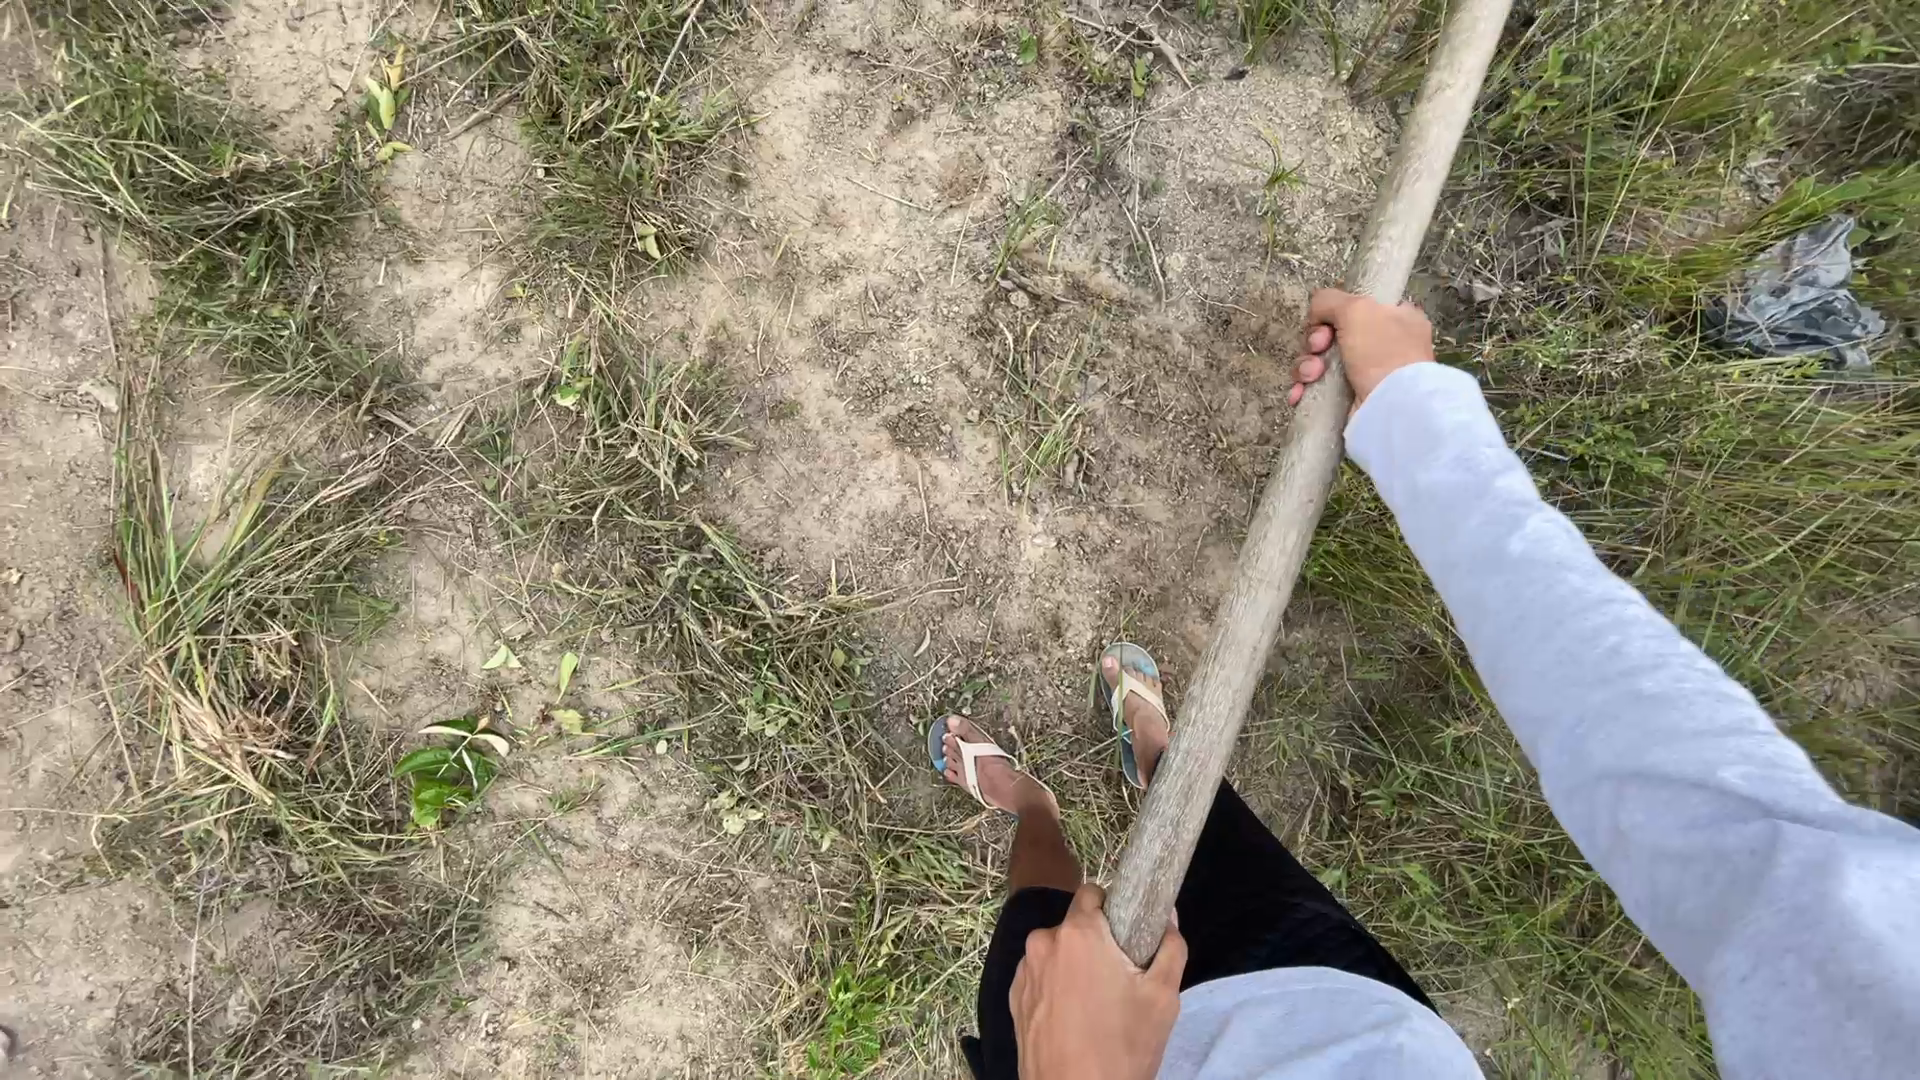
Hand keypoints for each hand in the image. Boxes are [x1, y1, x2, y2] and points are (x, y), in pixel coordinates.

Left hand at [1010, 883, 1186, 1079]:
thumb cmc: (1122, 1049)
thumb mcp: (1163, 998)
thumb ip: (1170, 947)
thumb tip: (1167, 915)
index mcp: (1078, 932)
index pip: (1092, 893)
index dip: (1111, 909)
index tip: (1125, 936)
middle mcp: (1044, 940)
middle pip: (1075, 925)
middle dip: (1095, 943)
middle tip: (1117, 979)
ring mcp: (1024, 969)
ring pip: (1056, 951)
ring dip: (1073, 965)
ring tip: (1094, 1005)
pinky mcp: (1013, 997)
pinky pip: (1040, 976)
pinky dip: (1054, 987)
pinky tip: (1071, 1019)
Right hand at [1288, 288, 1434, 409]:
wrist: (1391, 407)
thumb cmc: (1382, 352)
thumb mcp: (1358, 309)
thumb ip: (1330, 300)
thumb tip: (1315, 312)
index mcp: (1395, 318)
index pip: (1354, 309)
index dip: (1333, 314)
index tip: (1327, 324)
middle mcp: (1381, 345)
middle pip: (1330, 336)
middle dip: (1314, 343)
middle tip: (1318, 348)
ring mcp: (1363, 375)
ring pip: (1318, 362)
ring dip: (1305, 367)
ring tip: (1312, 376)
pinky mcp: (1346, 399)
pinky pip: (1315, 388)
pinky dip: (1303, 389)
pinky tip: (1299, 393)